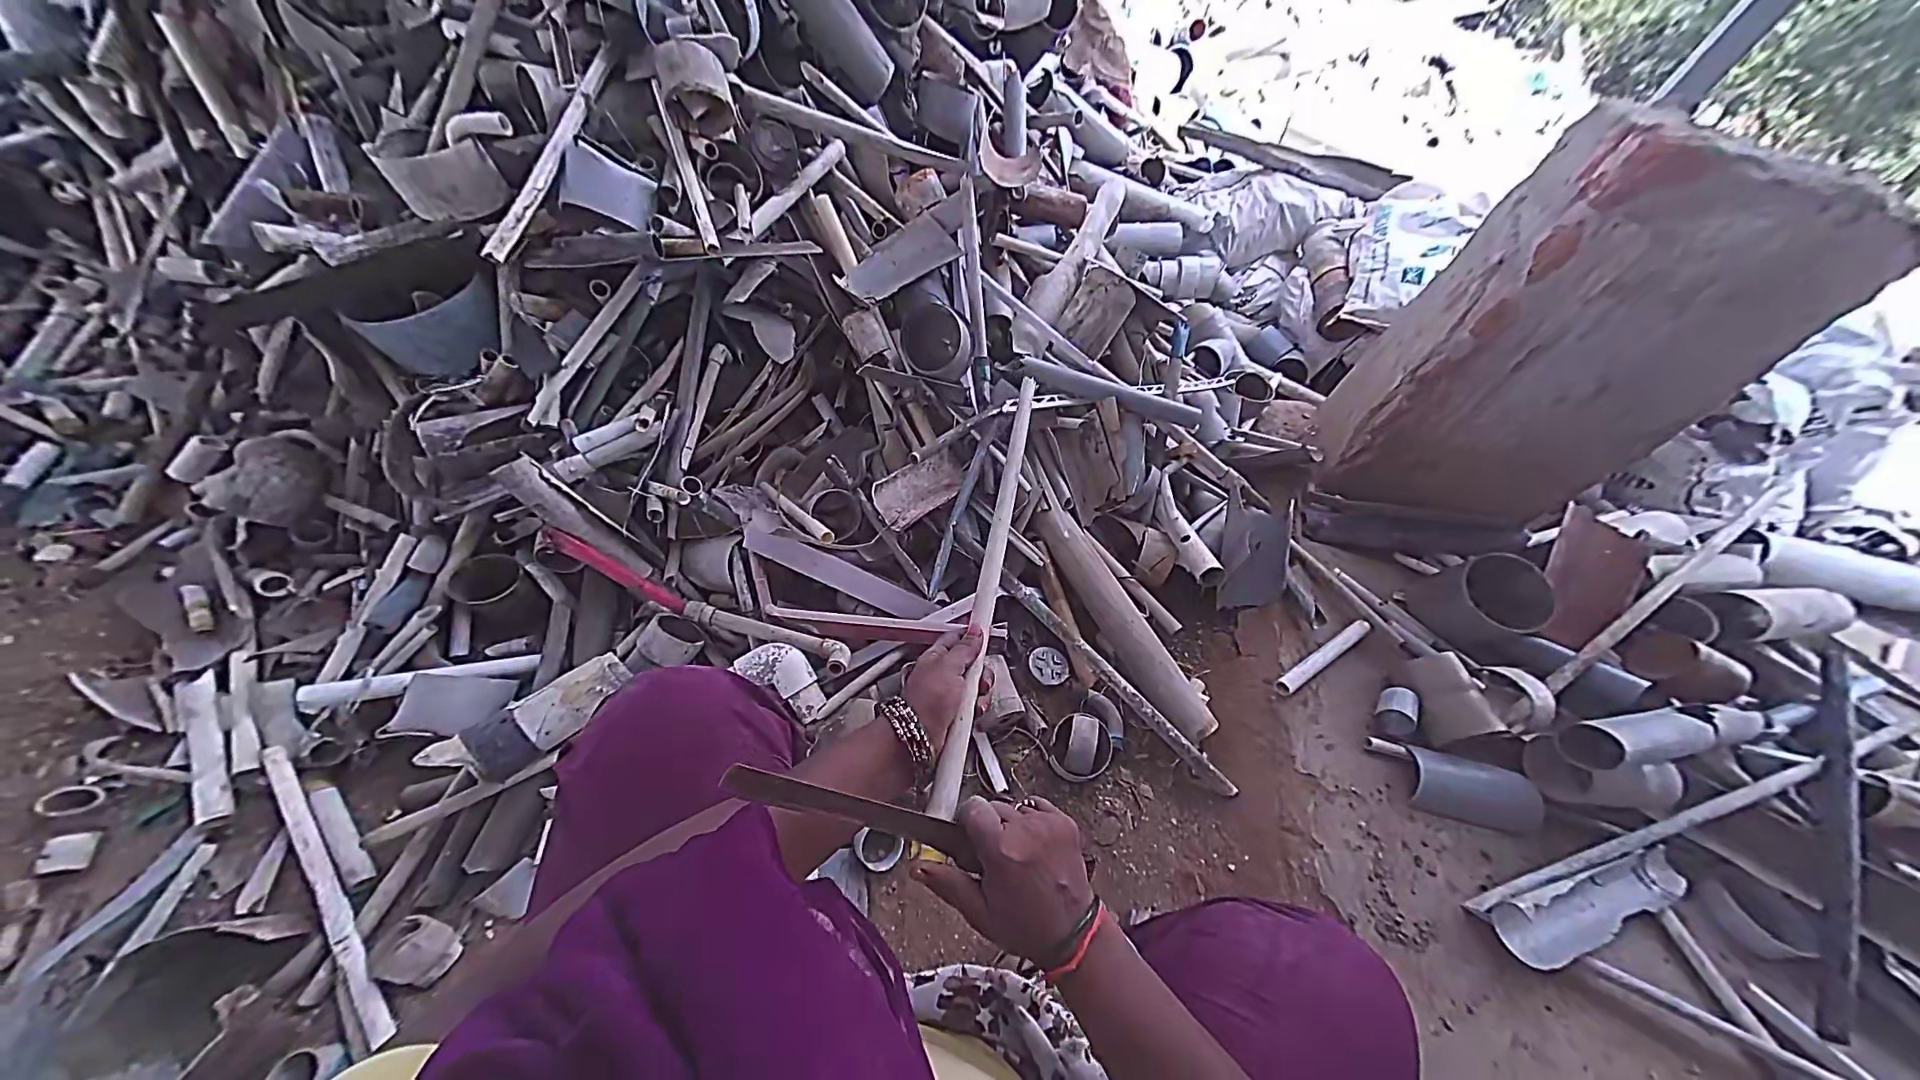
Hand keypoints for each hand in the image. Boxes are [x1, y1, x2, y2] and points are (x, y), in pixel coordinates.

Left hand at [903, 626, 989, 745]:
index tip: (986, 635)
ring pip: (977, 686)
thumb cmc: (925, 700)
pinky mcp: (956, 713)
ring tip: (972, 699)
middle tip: (977, 678)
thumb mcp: (949, 666)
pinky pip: (975, 705)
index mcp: (937, 657)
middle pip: (972, 664)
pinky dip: (977, 709)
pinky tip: (971, 712)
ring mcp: (950, 695)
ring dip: (980, 693)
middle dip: (981, 671)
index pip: (958, 639)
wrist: (919, 735)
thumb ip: (965, 648)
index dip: (972, 636)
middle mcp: (943, 675)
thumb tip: (975, 630)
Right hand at [912, 796, 1095, 963]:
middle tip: (995, 857)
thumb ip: (947, 883)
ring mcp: (1048, 825)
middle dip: (989, 828)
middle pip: (992, 808)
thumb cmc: (1026, 927)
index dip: (967, 823)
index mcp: (1001, 851)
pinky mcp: (1065, 823)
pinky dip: (1032, 822)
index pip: (972, 808)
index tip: (969, 839)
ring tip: (1018, 856)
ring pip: (1014, 807)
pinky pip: (1037, 807)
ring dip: (1011, 825)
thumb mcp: (979, 911)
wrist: (1073, 933)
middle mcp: (1026, 831)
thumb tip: (918, 866)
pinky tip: (1034, 848)